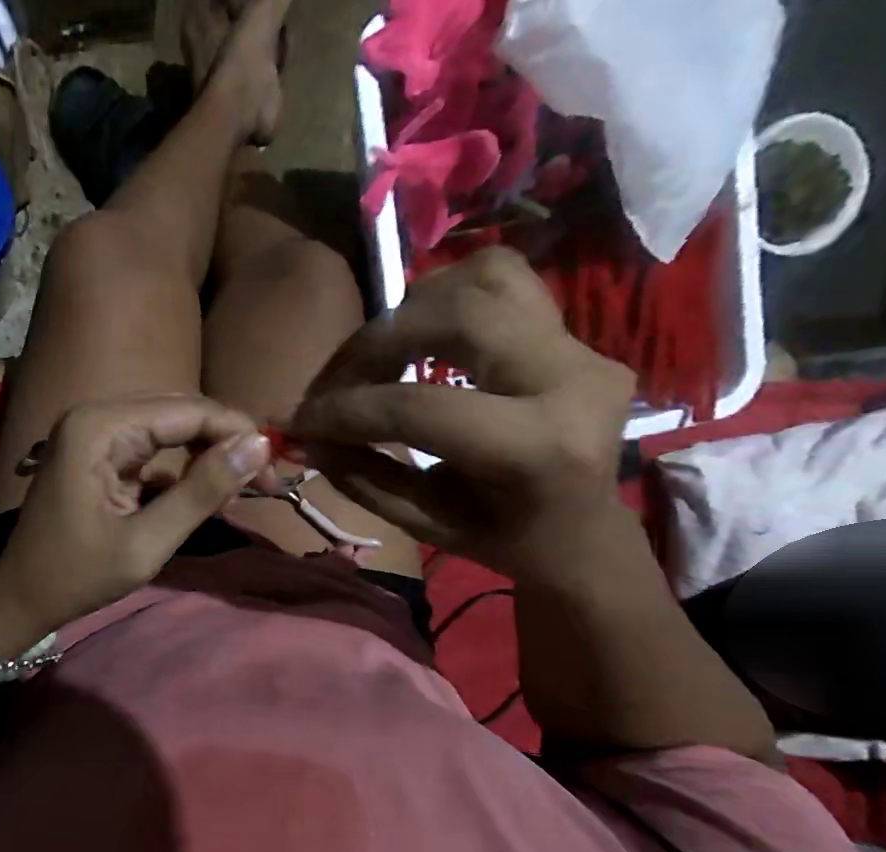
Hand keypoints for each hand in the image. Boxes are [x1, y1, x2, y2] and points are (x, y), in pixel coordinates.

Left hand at [0, 396, 272, 642]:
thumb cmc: (78, 576)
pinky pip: (155, 447)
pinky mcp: (100, 451)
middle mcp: (97, 414)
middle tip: (264, 481)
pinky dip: (184, 468)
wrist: (21, 597)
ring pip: (172, 427)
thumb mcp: (147, 541)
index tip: (273, 472)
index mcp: (100, 426)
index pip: (188, 410)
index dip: (237, 433)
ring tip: (241, 489)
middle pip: (181, 411)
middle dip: (226, 441)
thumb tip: (259, 445)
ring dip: (208, 453)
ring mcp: (95, 431)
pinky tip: (205, 495)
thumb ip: (202, 491)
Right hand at [289, 248, 634, 583]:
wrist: (583, 529)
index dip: (348, 409)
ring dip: (409, 310)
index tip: (302, 420)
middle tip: (333, 383)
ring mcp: (580, 345)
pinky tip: (420, 328)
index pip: (421, 408)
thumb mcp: (427, 524)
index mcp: (537, 449)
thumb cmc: (505, 539)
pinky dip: (446, 292)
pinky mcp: (574, 329)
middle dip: (374, 346)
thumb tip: (303, 436)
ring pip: (481, 281)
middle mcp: (570, 380)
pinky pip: (501, 278)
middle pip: (455, 318)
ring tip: (375, 355)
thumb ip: (363, 478)